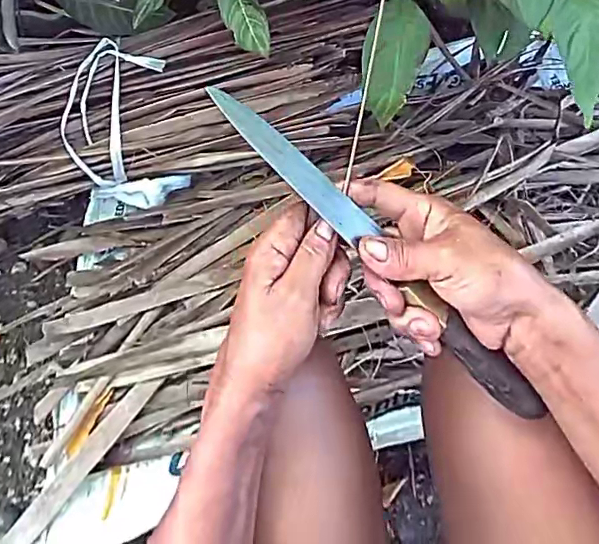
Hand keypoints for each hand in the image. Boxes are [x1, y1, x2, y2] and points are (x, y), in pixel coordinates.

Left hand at [211, 201, 349, 400]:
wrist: (254, 388)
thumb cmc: (264, 347)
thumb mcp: (298, 293)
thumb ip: (315, 252)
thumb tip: (327, 223)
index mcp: (270, 250)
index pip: (303, 210)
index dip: (327, 218)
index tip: (344, 233)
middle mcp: (274, 261)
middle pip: (319, 239)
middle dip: (332, 264)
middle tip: (326, 287)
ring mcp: (284, 280)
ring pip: (324, 265)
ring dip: (331, 288)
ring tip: (319, 308)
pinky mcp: (292, 298)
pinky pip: (320, 288)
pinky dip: (326, 304)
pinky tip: (317, 319)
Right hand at [346, 177, 554, 356]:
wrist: (520, 320)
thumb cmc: (499, 274)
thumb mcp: (446, 259)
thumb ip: (403, 255)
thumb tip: (369, 246)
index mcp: (426, 216)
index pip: (382, 197)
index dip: (356, 195)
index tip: (332, 196)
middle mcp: (421, 241)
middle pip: (376, 252)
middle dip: (384, 281)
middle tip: (394, 292)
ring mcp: (422, 272)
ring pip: (387, 287)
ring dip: (403, 310)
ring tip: (425, 317)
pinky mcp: (427, 300)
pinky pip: (403, 312)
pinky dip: (415, 325)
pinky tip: (433, 328)